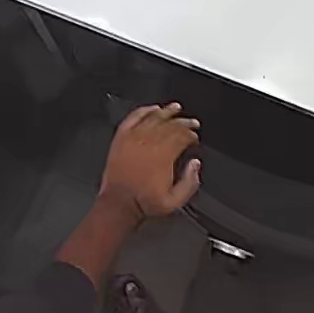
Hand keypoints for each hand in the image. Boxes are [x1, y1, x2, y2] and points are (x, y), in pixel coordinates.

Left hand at [99, 102, 202, 221]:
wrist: (118, 204)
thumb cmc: (143, 202)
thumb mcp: (175, 201)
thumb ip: (190, 182)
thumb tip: (196, 164)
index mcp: (164, 155)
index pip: (182, 136)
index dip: (191, 134)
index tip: (195, 137)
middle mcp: (149, 142)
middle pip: (171, 124)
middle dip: (184, 122)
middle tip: (192, 122)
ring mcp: (134, 138)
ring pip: (154, 117)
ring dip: (167, 111)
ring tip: (175, 108)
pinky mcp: (121, 138)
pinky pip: (134, 118)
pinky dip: (144, 111)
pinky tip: (152, 109)